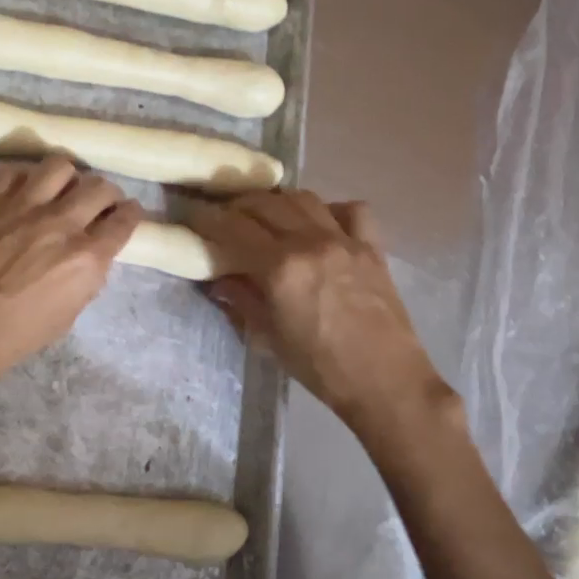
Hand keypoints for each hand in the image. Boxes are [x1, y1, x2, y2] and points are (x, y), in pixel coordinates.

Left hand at [0, 157, 141, 397]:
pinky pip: (13, 172)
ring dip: (66, 176)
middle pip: (99, 186)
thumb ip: (82, 279)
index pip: (124, 221)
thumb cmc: (8, 340)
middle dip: (105, 193)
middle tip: (97, 201)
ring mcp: (21, 206)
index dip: (130, 214)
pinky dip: (22, 180)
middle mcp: (61, 224)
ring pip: (59, 165)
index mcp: (86, 260)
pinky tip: (18, 193)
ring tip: (58, 189)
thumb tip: (86, 258)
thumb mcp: (64, 318)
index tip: (127, 213)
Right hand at [192, 191, 446, 433]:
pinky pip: (351, 210)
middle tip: (225, 217)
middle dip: (238, 206)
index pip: (234, 228)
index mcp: (280, 267)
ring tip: (266, 215)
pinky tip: (321, 224)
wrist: (384, 380)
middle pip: (265, 204)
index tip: (193, 218)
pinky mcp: (372, 247)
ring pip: (303, 198)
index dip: (208, 220)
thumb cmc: (319, 367)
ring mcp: (345, 240)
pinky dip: (330, 209)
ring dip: (278, 202)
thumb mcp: (268, 338)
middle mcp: (310, 242)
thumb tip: (218, 279)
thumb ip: (241, 300)